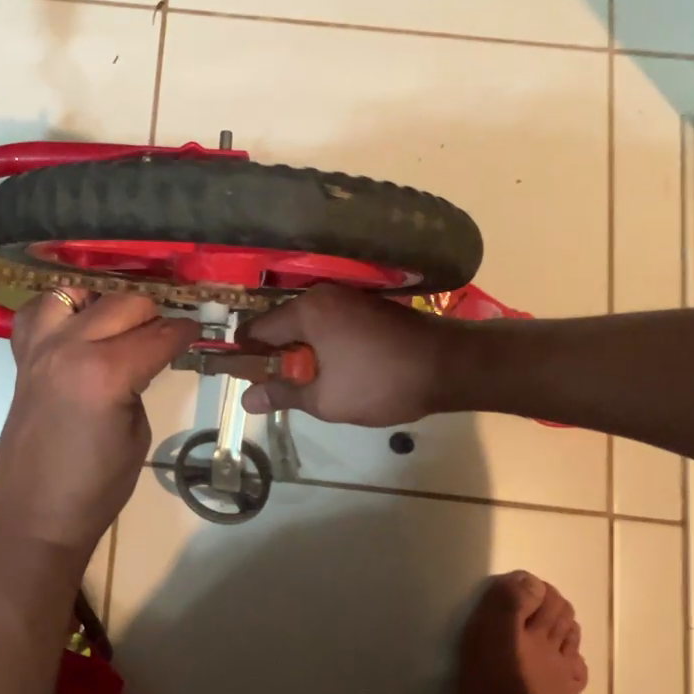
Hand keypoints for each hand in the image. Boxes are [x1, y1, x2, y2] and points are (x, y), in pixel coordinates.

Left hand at [0, 292, 197, 557]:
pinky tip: (74, 325)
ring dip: (102, 301)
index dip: (184, 332)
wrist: (35, 516)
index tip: (196, 330)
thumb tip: (144, 355)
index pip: (158, 335)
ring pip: (75, 292)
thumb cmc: (96, 487)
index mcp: (107, 372)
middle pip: (123, 303)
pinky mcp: (21, 358)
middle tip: (164, 333)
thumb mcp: (137, 433)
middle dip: (152, 313)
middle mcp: (70, 348)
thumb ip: (140, 382)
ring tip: (117, 322)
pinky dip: (56, 310)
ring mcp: (40, 349)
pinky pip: (34, 313)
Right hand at [240, 284, 445, 425]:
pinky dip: (322, 342)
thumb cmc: (382, 382)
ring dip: (300, 349)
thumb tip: (247, 399)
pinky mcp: (368, 305)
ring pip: (307, 323)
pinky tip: (331, 367)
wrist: (452, 365)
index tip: (241, 376)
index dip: (245, 354)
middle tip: (273, 385)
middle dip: (274, 352)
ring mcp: (348, 296)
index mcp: (306, 310)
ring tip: (302, 381)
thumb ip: (283, 395)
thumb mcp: (326, 399)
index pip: (257, 329)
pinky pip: (329, 321)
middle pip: (282, 323)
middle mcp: (323, 294)